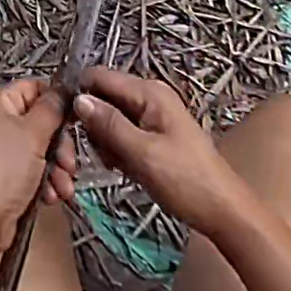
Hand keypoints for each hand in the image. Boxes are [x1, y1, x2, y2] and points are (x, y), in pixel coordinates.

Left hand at [0, 79, 75, 252]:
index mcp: (0, 100)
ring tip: (63, 187)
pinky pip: (38, 170)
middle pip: (44, 121)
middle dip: (61, 145)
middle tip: (68, 162)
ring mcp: (5, 149)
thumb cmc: (4, 169)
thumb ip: (52, 108)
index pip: (35, 88)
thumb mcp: (33, 133)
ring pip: (45, 148)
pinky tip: (52, 197)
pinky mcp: (10, 175)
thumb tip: (64, 89)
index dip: (56, 101)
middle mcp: (1, 120)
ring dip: (58, 168)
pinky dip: (48, 182)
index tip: (75, 118)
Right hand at [73, 68, 249, 230]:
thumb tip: (79, 99)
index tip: (66, 119)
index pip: (100, 76)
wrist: (224, 213)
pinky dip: (119, 148)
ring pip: (112, 116)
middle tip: (101, 152)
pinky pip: (124, 132)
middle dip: (95, 123)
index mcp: (149, 92)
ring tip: (117, 163)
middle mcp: (150, 96)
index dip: (80, 94)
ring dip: (106, 140)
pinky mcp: (155, 134)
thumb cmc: (187, 181)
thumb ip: (109, 124)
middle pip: (105, 97)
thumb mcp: (142, 153)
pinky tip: (125, 167)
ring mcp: (154, 114)